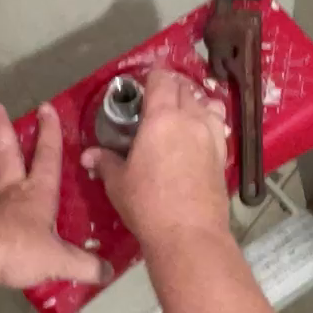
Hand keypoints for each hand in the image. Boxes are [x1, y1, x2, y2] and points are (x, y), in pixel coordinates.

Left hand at [0, 102, 107, 289]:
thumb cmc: (21, 252)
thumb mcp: (61, 261)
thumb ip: (86, 265)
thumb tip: (110, 273)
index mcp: (37, 193)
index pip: (47, 156)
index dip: (49, 132)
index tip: (45, 107)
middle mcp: (10, 191)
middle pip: (6, 152)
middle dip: (2, 128)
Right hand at [81, 69, 230, 244]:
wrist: (189, 234)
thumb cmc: (148, 205)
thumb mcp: (118, 183)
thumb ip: (105, 162)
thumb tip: (88, 155)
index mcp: (162, 117)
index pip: (161, 80)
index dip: (152, 77)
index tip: (143, 84)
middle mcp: (191, 119)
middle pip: (185, 88)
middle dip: (171, 87)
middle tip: (157, 99)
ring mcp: (211, 136)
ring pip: (207, 103)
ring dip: (194, 101)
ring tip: (181, 112)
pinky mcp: (223, 155)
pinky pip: (218, 125)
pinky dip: (209, 121)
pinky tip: (198, 134)